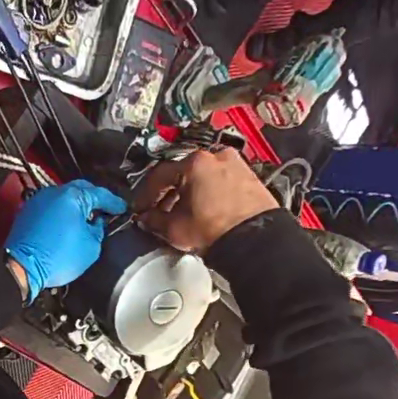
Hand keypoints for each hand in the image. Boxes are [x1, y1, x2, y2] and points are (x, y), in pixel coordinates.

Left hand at [4, 180, 127, 301]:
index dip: (114, 202)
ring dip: (77, 205)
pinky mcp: (28, 211)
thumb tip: (97, 222)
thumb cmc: (59, 257)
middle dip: (95, 199)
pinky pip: (52, 206)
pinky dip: (63, 211)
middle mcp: (54, 192)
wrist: (22, 267)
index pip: (100, 194)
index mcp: (72, 196)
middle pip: (81, 190)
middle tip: (106, 210)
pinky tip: (69, 223)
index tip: (123, 208)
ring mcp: (39, 200)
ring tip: (88, 218)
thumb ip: (99, 229)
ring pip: (64, 197)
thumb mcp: (91, 246)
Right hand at [132, 147, 281, 253]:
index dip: (146, 195)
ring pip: (202, 177)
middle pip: (182, 173)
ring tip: (183, 215)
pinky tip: (204, 212)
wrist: (256, 242)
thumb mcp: (175, 228)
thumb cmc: (219, 230)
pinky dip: (208, 194)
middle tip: (159, 212)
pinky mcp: (250, 178)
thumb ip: (154, 220)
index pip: (160, 175)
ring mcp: (236, 166)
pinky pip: (220, 182)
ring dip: (189, 193)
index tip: (141, 208)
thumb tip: (147, 218)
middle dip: (168, 194)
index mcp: (195, 162)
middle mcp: (217, 157)